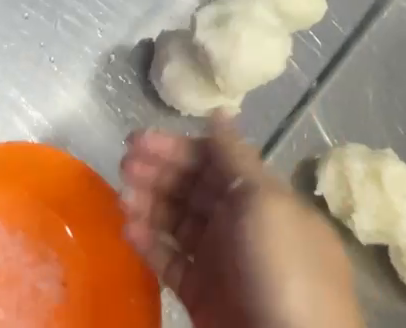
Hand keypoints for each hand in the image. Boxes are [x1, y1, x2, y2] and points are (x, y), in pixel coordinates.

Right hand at [120, 112, 362, 327]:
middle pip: (191, 188)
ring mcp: (222, 263)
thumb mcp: (265, 204)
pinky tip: (127, 228)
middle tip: (124, 165)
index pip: (215, 162)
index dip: (177, 148)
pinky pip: (168, 259)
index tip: (139, 140)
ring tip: (122, 198)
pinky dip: (147, 241)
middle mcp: (243, 228)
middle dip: (156, 171)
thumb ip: (236, 157)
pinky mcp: (202, 294)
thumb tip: (220, 111)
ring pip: (175, 221)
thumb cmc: (283, 271)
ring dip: (146, 203)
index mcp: (265, 203)